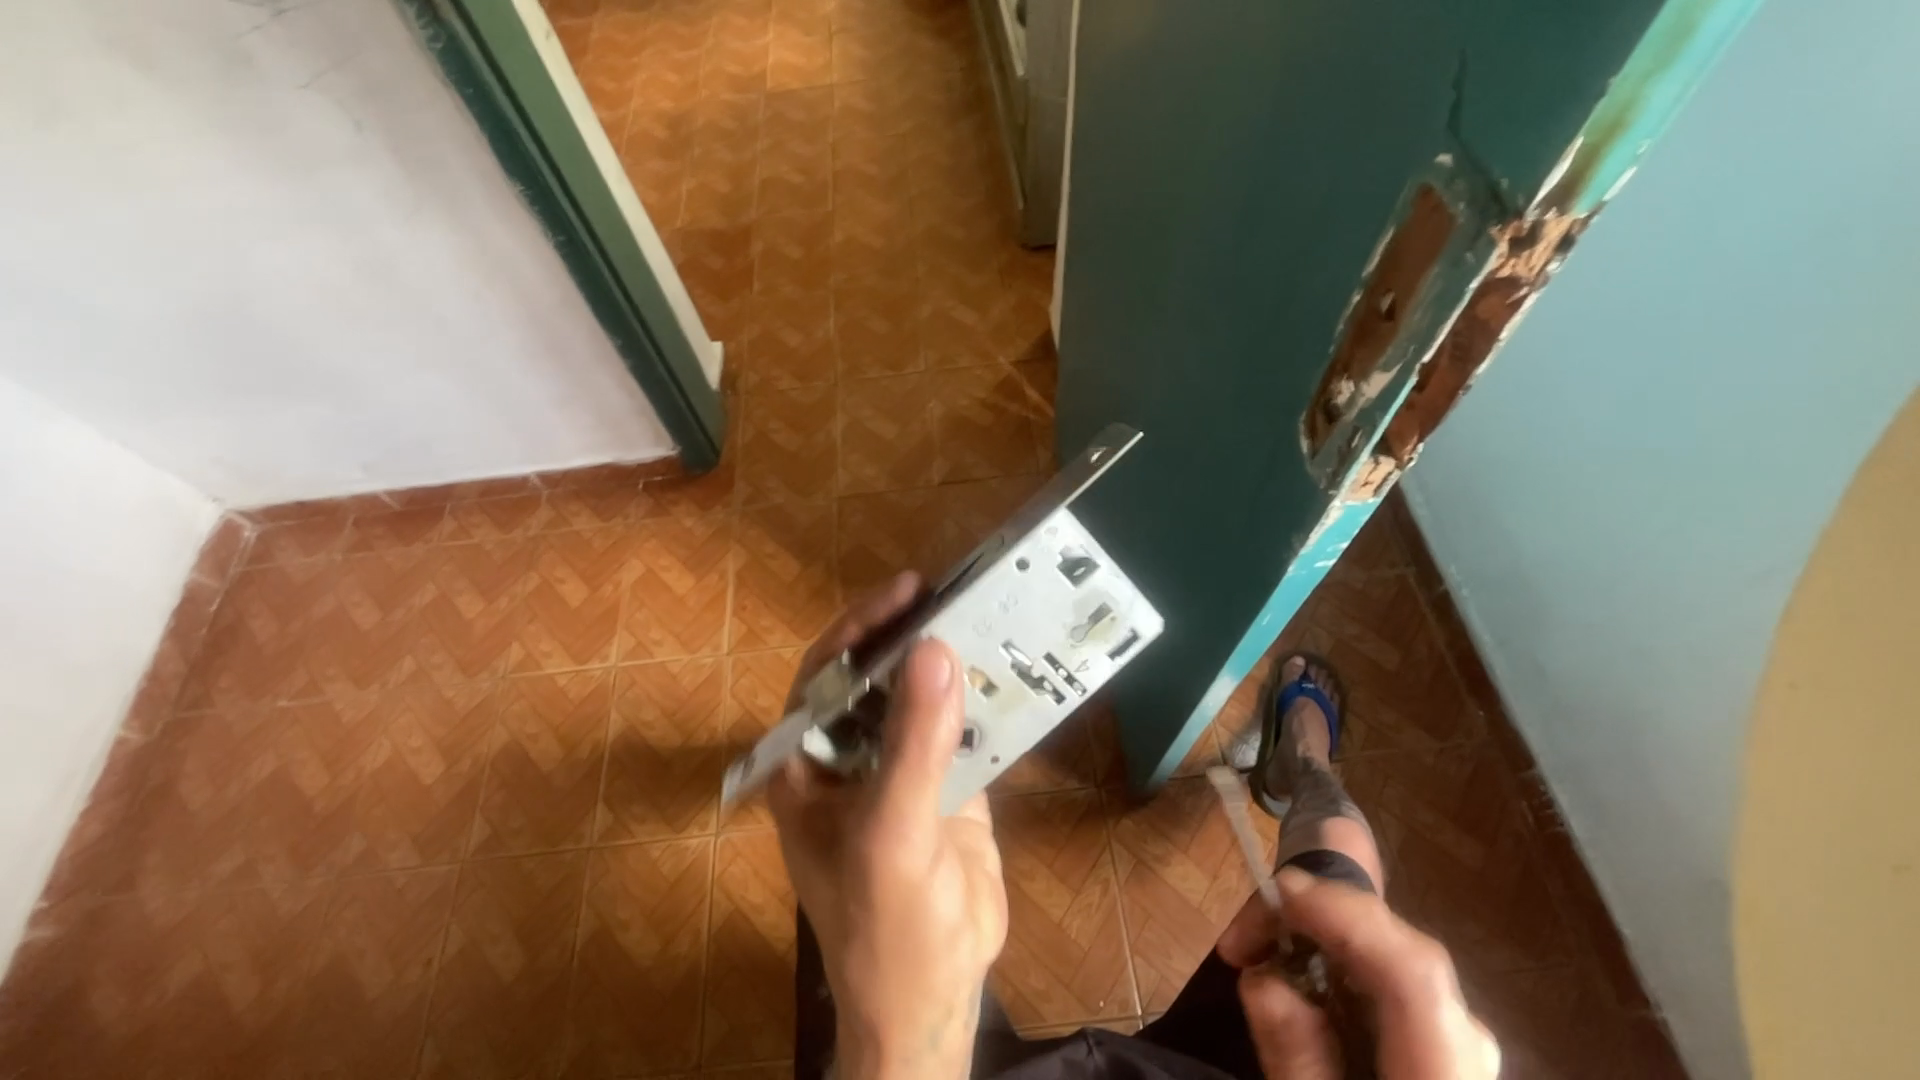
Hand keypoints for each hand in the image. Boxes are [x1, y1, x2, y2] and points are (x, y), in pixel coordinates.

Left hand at [770, 573, 1009, 1079]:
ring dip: (954, 664)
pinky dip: (989, 703)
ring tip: (993, 617)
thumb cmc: (886, 924)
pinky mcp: (950, 786)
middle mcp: (850, 757)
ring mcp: (901, 769)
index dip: (861, 628)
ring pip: (925, 700)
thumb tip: (934, 649)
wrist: (934, 993)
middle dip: (912, 636)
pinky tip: (1018, 673)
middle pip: (879, 678)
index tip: (908, 589)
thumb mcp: (891, 831)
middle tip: (957, 593)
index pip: (826, 675)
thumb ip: (912, 744)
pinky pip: (967, 731)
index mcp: (808, 763)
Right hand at [1218, 869, 1499, 1078]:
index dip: (1346, 915)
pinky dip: (1335, 959)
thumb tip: (1262, 976)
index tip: (1275, 892)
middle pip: (1397, 949)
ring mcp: (1460, 1035)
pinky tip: (1295, 976)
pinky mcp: (1442, 1034)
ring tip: (1255, 952)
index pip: (1411, 972)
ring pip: (1389, 952)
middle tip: (1238, 941)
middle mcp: (1467, 1042)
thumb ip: (1297, 1060)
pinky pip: (1386, 973)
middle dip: (1314, 920)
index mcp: (1444, 1072)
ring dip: (1318, 936)